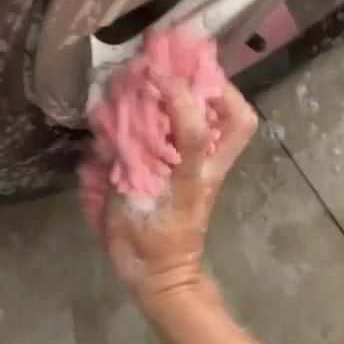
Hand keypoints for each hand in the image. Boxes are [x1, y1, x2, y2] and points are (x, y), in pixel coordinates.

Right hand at [100, 78, 259, 307]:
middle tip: (185, 62)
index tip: (152, 74)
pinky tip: (169, 98)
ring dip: (212, 92)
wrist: (164, 280)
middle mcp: (207, 170)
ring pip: (233, 123)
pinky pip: (214, 135)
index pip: (195, 131)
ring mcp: (210, 171)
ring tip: (180, 70)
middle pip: (238, 119)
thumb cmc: (142, 250)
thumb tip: (106, 130)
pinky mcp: (203, 175)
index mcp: (189, 181)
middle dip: (217, 84)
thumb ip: (114, 170)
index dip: (177, 97)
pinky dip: (196, 110)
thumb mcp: (121, 212)